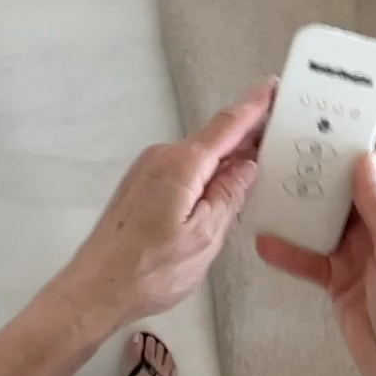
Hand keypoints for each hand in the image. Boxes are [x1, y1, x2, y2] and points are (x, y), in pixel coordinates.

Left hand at [46, 80, 274, 333]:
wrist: (96, 288)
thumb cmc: (148, 269)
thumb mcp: (205, 236)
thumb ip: (229, 196)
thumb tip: (246, 168)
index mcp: (182, 164)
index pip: (227, 125)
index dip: (254, 106)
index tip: (273, 87)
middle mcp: (162, 158)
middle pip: (213, 138)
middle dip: (246, 134)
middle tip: (279, 131)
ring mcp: (149, 170)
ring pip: (199, 156)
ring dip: (227, 158)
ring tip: (259, 164)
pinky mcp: (142, 186)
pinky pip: (184, 169)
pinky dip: (207, 172)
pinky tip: (221, 189)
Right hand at [257, 153, 375, 375]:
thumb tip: (366, 164)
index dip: (354, 155)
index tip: (326, 135)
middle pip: (346, 197)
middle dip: (320, 180)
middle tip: (287, 158)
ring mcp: (360, 259)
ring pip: (324, 225)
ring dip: (301, 213)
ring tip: (271, 194)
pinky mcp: (339, 282)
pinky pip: (311, 259)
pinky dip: (290, 252)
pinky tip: (269, 242)